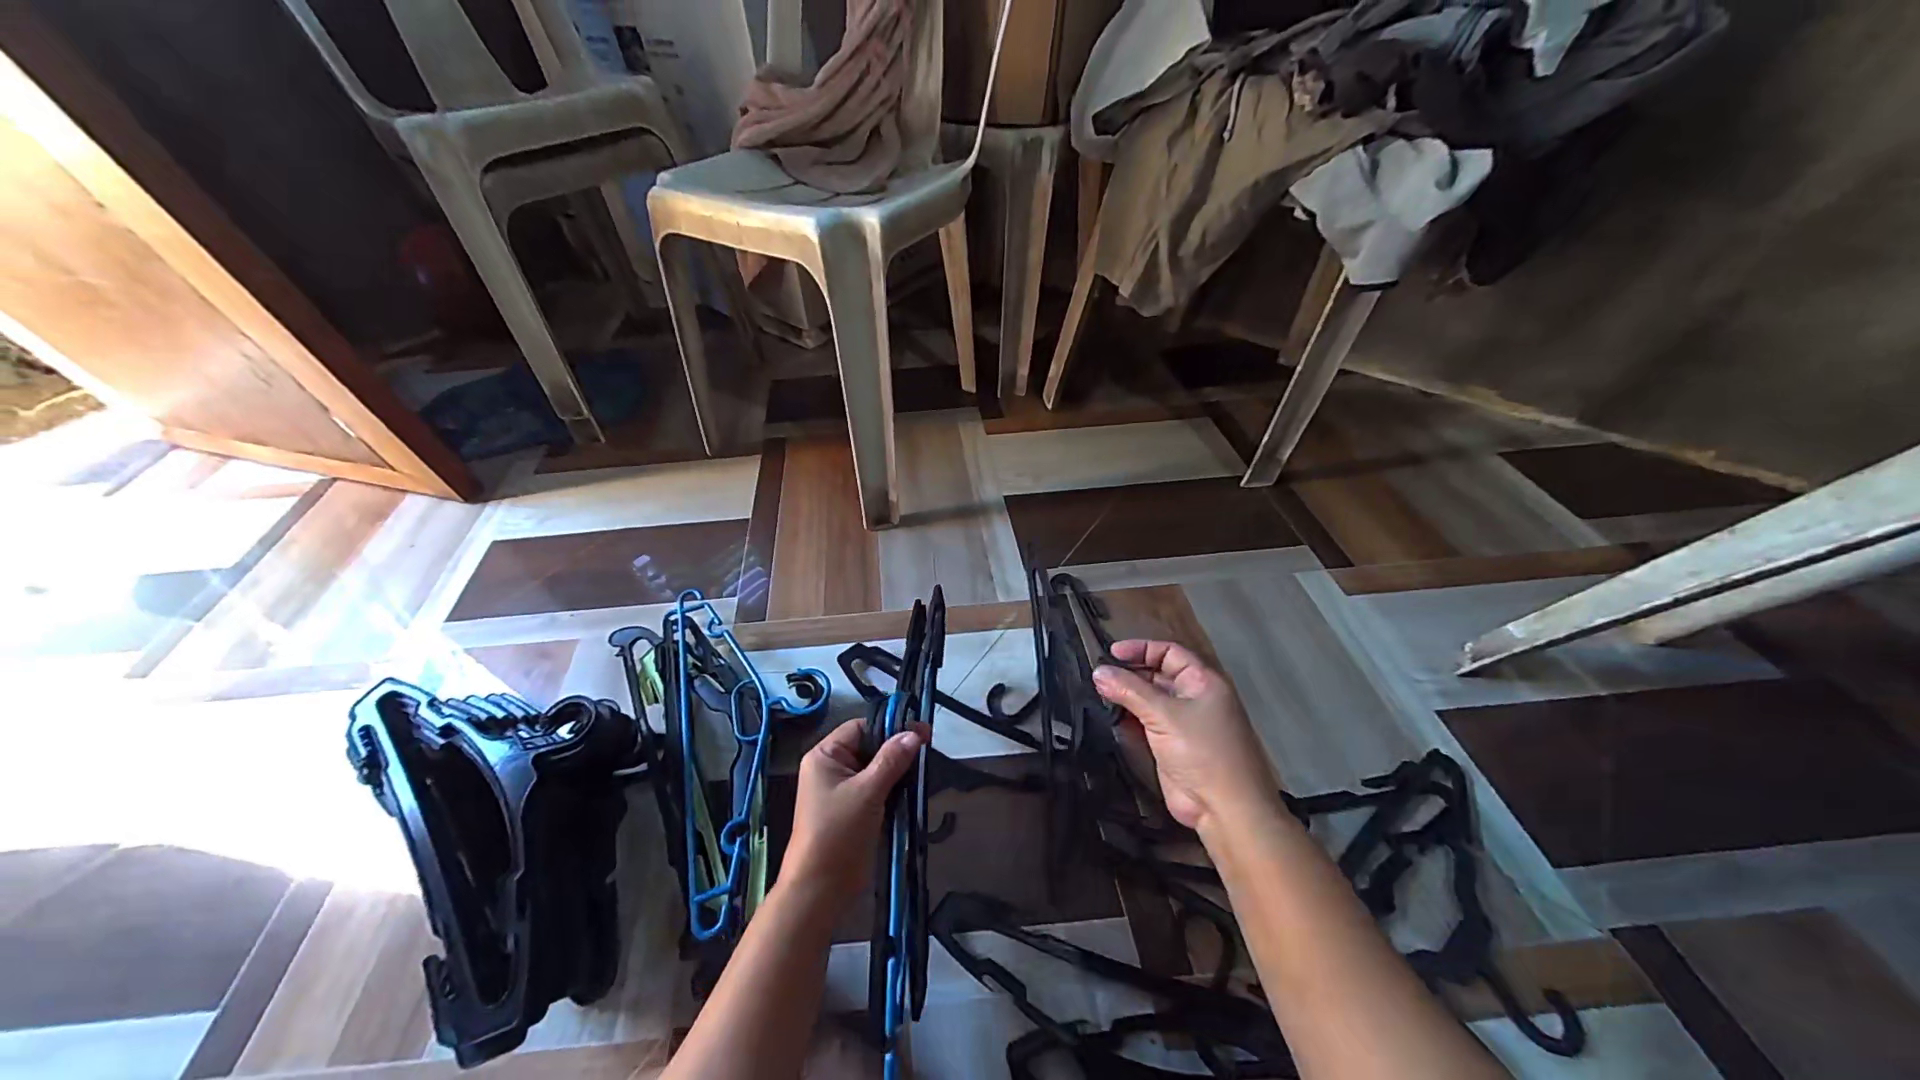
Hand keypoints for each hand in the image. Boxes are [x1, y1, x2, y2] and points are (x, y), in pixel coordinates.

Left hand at [779, 717, 926, 908]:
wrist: (821, 889)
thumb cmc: (838, 833)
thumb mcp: (867, 791)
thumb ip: (892, 760)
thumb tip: (914, 733)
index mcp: (825, 756)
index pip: (860, 727)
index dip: (889, 727)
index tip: (921, 732)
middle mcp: (832, 768)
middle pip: (870, 747)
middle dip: (897, 750)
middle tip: (928, 750)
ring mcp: (843, 791)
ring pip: (877, 769)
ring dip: (899, 771)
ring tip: (924, 769)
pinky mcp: (855, 810)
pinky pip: (878, 789)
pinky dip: (895, 789)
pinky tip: (913, 789)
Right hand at [1093, 639, 1278, 831]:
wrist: (1224, 808)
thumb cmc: (1202, 752)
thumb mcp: (1164, 715)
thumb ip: (1129, 691)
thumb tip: (1099, 671)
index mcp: (1203, 682)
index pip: (1170, 652)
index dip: (1141, 649)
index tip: (1112, 653)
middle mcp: (1194, 698)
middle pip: (1158, 675)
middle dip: (1130, 674)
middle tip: (1099, 676)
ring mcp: (1184, 723)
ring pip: (1150, 700)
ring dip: (1127, 697)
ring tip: (1099, 694)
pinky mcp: (1172, 746)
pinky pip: (1147, 723)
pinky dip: (1130, 719)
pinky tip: (1111, 717)